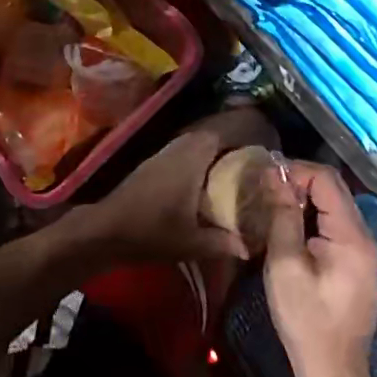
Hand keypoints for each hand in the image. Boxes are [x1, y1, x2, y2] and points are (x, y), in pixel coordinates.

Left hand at [68, 108, 277, 264]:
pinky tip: (215, 171)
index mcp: (191, 157)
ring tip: (243, 159)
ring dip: (220, 144)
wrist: (108, 228)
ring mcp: (167, 150)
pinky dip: (205, 152)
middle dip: (236, 136)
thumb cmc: (151, 231)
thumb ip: (224, 243)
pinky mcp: (159, 160)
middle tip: (260, 151)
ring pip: (200, 138)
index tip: (268, 139)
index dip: (246, 129)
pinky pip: (189, 146)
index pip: (224, 130)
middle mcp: (180, 145)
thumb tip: (252, 247)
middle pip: (213, 131)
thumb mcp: (192, 242)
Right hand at [265, 163, 376, 376]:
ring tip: (274, 207)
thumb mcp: (285, 264)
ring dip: (305, 199)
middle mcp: (365, 237)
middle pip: (333, 189)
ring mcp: (365, 252)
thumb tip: (275, 175)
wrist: (334, 374)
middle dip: (299, 181)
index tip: (266, 179)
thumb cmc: (306, 320)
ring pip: (334, 205)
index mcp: (351, 236)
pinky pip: (336, 224)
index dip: (295, 171)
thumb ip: (282, 215)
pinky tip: (291, 229)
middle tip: (267, 190)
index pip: (326, 179)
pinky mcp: (358, 264)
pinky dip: (313, 217)